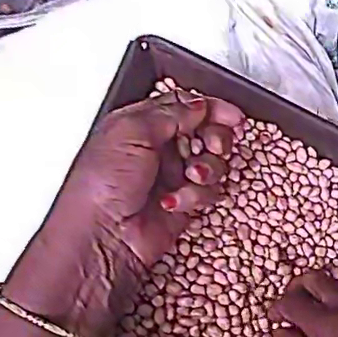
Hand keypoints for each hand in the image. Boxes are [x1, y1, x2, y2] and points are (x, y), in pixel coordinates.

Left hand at [51, 91, 245, 283]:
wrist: (105, 232)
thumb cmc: (104, 183)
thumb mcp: (132, 132)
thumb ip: (170, 113)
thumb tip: (200, 104)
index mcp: (143, 124)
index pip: (185, 107)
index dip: (211, 109)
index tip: (234, 116)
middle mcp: (161, 148)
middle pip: (206, 134)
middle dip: (216, 139)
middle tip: (213, 146)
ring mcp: (175, 176)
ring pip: (213, 164)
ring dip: (207, 169)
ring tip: (191, 177)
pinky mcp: (186, 202)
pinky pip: (209, 193)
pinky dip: (196, 196)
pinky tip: (175, 202)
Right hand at [269, 271, 337, 336]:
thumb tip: (280, 329)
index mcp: (326, 325)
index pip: (293, 302)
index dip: (278, 308)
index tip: (273, 318)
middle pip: (317, 279)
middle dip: (297, 286)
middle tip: (289, 303)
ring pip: (336, 287)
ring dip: (318, 292)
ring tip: (307, 311)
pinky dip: (335, 305)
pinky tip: (328, 324)